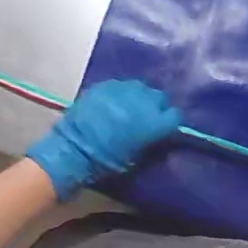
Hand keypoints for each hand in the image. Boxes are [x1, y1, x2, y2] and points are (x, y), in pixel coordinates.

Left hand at [26, 80, 182, 198]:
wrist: (72, 150)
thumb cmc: (105, 162)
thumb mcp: (136, 158)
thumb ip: (150, 143)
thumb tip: (157, 136)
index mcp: (153, 122)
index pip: (174, 115)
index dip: (170, 122)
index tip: (165, 128)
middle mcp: (142, 100)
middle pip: (159, 97)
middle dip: (156, 107)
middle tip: (147, 117)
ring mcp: (123, 89)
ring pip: (140, 88)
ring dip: (139, 97)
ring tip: (130, 108)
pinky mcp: (105, 85)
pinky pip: (120, 86)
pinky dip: (120, 94)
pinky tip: (113, 104)